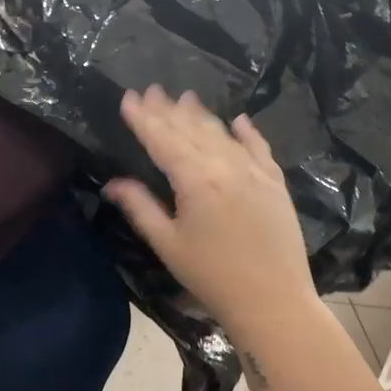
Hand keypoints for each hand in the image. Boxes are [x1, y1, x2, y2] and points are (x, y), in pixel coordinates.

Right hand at [105, 87, 317, 324]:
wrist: (274, 301)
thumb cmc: (211, 276)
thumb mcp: (167, 244)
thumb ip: (141, 208)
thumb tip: (114, 183)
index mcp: (195, 181)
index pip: (162, 141)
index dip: (143, 119)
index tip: (128, 97)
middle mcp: (226, 168)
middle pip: (192, 131)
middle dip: (168, 109)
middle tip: (151, 89)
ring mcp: (256, 173)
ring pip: (223, 135)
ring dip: (201, 116)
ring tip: (185, 97)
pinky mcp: (276, 185)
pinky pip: (260, 149)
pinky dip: (247, 132)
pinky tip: (238, 119)